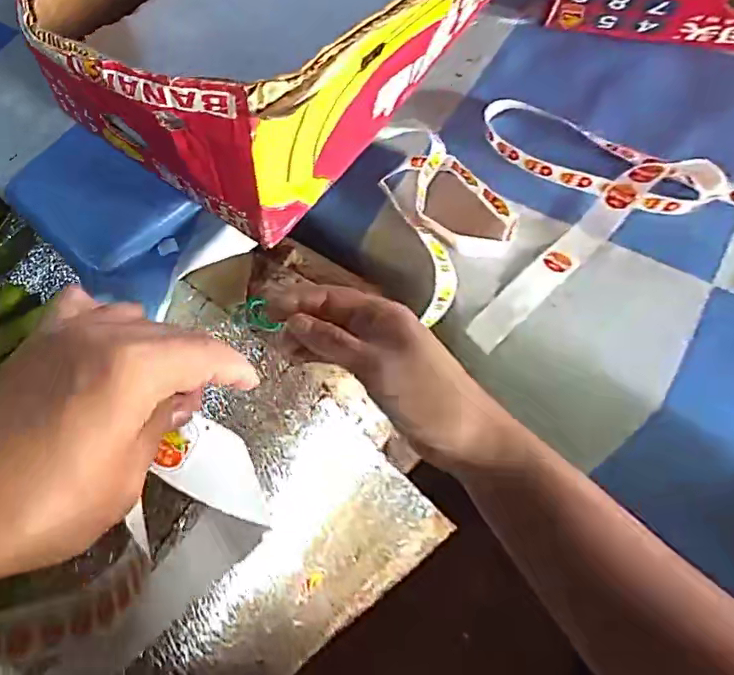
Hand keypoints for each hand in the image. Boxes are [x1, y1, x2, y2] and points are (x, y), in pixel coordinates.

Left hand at [0, 286, 259, 595]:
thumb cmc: (48, 506)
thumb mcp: (122, 480)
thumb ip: (157, 426)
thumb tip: (181, 396)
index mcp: (133, 365)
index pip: (202, 352)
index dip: (232, 366)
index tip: (250, 382)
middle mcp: (103, 332)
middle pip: (169, 333)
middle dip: (194, 360)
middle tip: (200, 397)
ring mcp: (64, 329)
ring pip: (130, 317)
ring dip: (153, 343)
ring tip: (153, 380)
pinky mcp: (34, 340)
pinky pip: (82, 308)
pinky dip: (104, 319)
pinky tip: (101, 341)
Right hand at [271, 284, 515, 474]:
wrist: (471, 438)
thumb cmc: (425, 395)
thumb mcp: (374, 365)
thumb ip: (332, 341)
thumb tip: (293, 320)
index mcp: (381, 312)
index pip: (330, 296)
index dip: (296, 299)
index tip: (264, 306)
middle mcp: (378, 323)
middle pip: (330, 311)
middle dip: (297, 315)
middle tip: (262, 326)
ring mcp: (379, 347)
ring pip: (333, 332)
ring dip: (306, 335)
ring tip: (275, 345)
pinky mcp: (379, 370)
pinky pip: (342, 352)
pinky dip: (320, 353)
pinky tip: (301, 360)